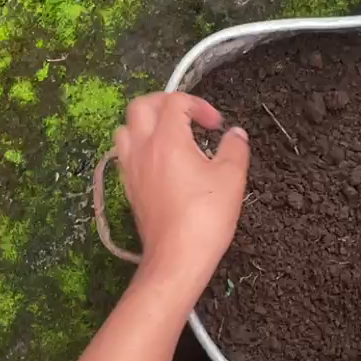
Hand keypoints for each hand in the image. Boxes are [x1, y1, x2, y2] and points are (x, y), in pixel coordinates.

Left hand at [112, 92, 249, 298]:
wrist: (177, 258)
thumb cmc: (205, 216)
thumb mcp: (231, 177)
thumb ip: (234, 148)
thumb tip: (235, 134)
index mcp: (167, 139)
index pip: (174, 103)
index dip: (198, 105)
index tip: (216, 125)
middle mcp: (142, 148)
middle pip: (141, 106)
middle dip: (165, 103)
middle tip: (187, 116)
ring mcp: (131, 168)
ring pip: (125, 129)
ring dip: (146, 123)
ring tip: (168, 135)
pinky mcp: (128, 188)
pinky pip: (125, 154)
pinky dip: (140, 146)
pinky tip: (159, 161)